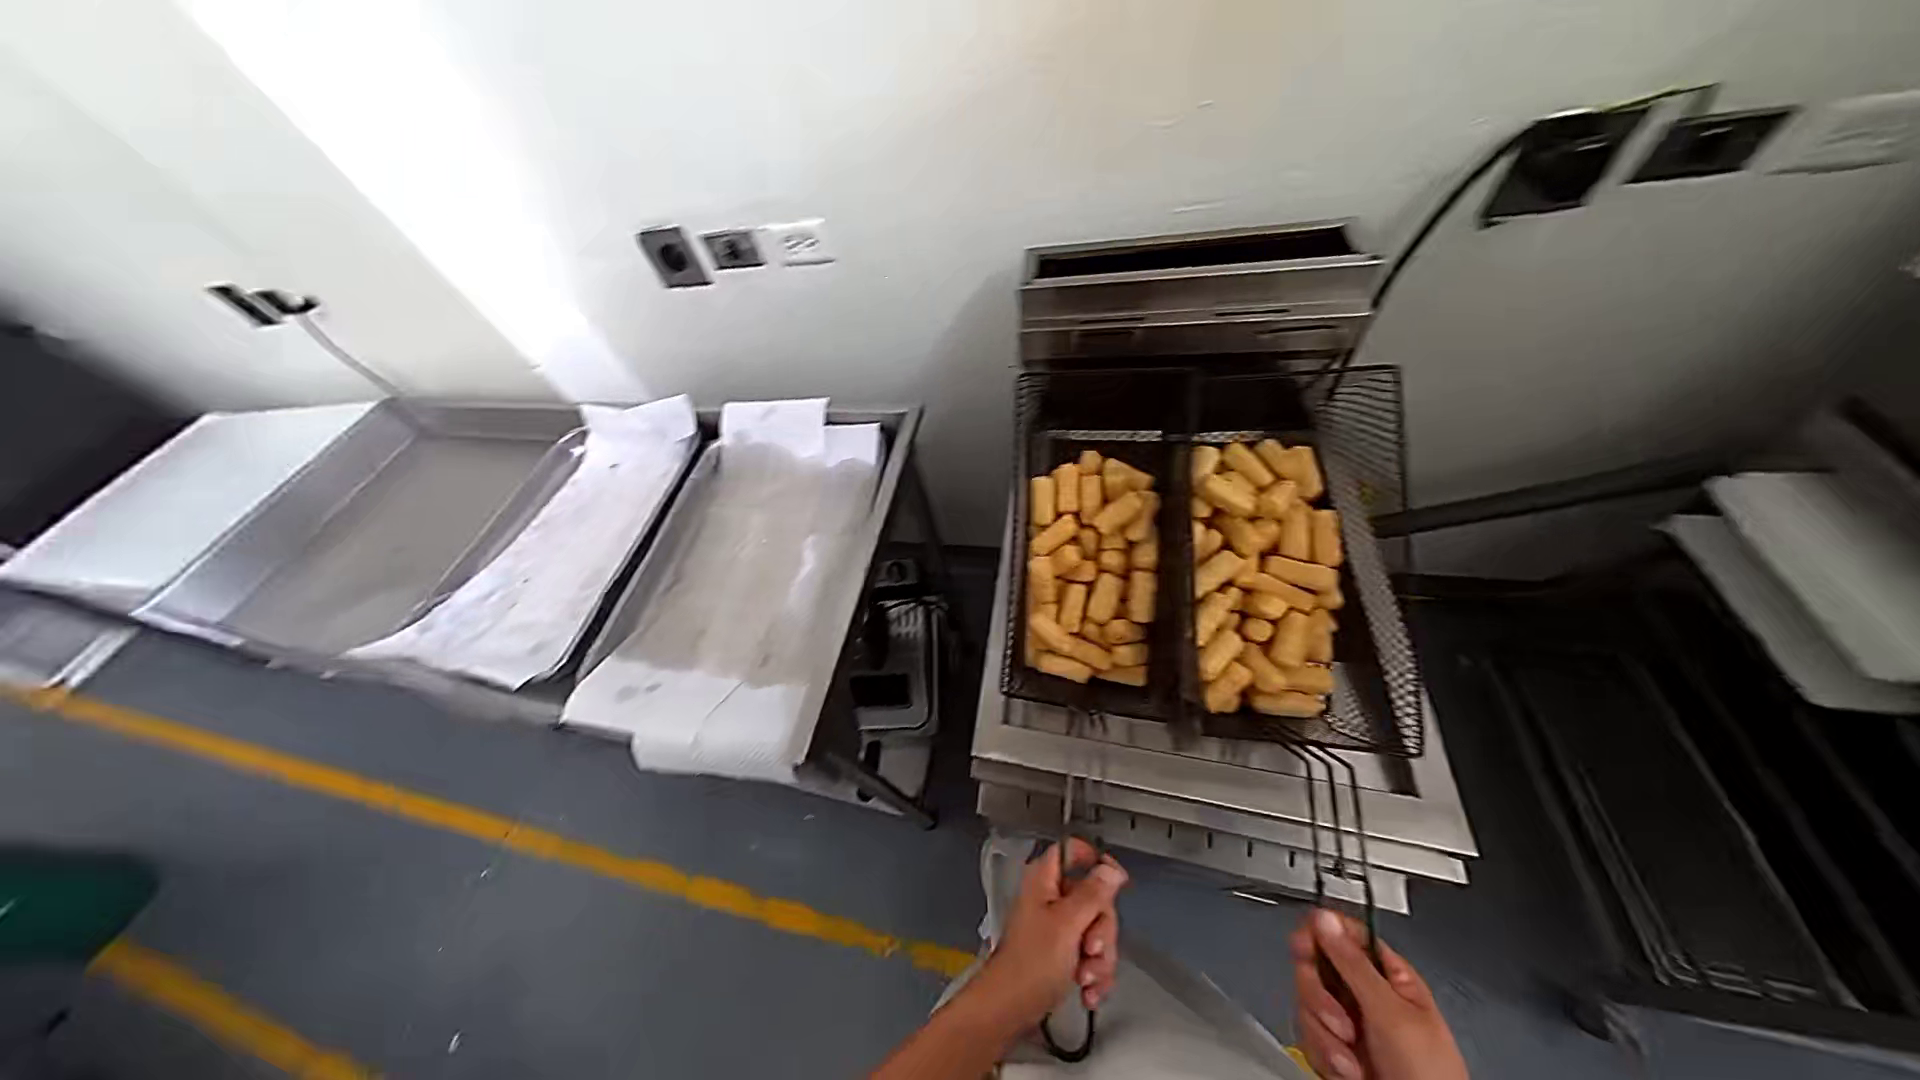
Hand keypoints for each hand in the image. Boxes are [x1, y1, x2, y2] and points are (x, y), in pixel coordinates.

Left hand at [964, 839, 1126, 1033]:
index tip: (1116, 883)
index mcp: (1045, 879)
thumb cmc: (1032, 962)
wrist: (1011, 1008)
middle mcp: (1052, 897)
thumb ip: (1092, 895)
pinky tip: (1088, 991)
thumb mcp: (1067, 924)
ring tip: (1086, 977)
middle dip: (1101, 930)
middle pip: (1095, 897)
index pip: (1074, 850)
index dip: (1097, 860)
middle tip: (1091, 948)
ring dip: (1100, 959)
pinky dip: (1094, 973)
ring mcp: (1059, 925)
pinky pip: (1092, 954)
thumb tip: (1112, 869)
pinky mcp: (1064, 951)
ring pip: (1097, 929)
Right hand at [1291, 908, 1467, 1079]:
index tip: (1305, 947)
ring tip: (1351, 1060)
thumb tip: (1325, 917)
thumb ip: (1353, 963)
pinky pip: (1306, 1031)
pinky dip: (1323, 1054)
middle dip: (1319, 1000)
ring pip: (1306, 1000)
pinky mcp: (1332, 1044)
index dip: (1319, 933)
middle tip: (1341, 1024)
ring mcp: (1346, 1018)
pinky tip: (1348, 1070)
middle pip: (1314, 965)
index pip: (1342, 932)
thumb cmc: (1428, 1074)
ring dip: (1324, 1035)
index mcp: (1385, 973)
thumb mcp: (1391, 1014)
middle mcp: (1361, 991)